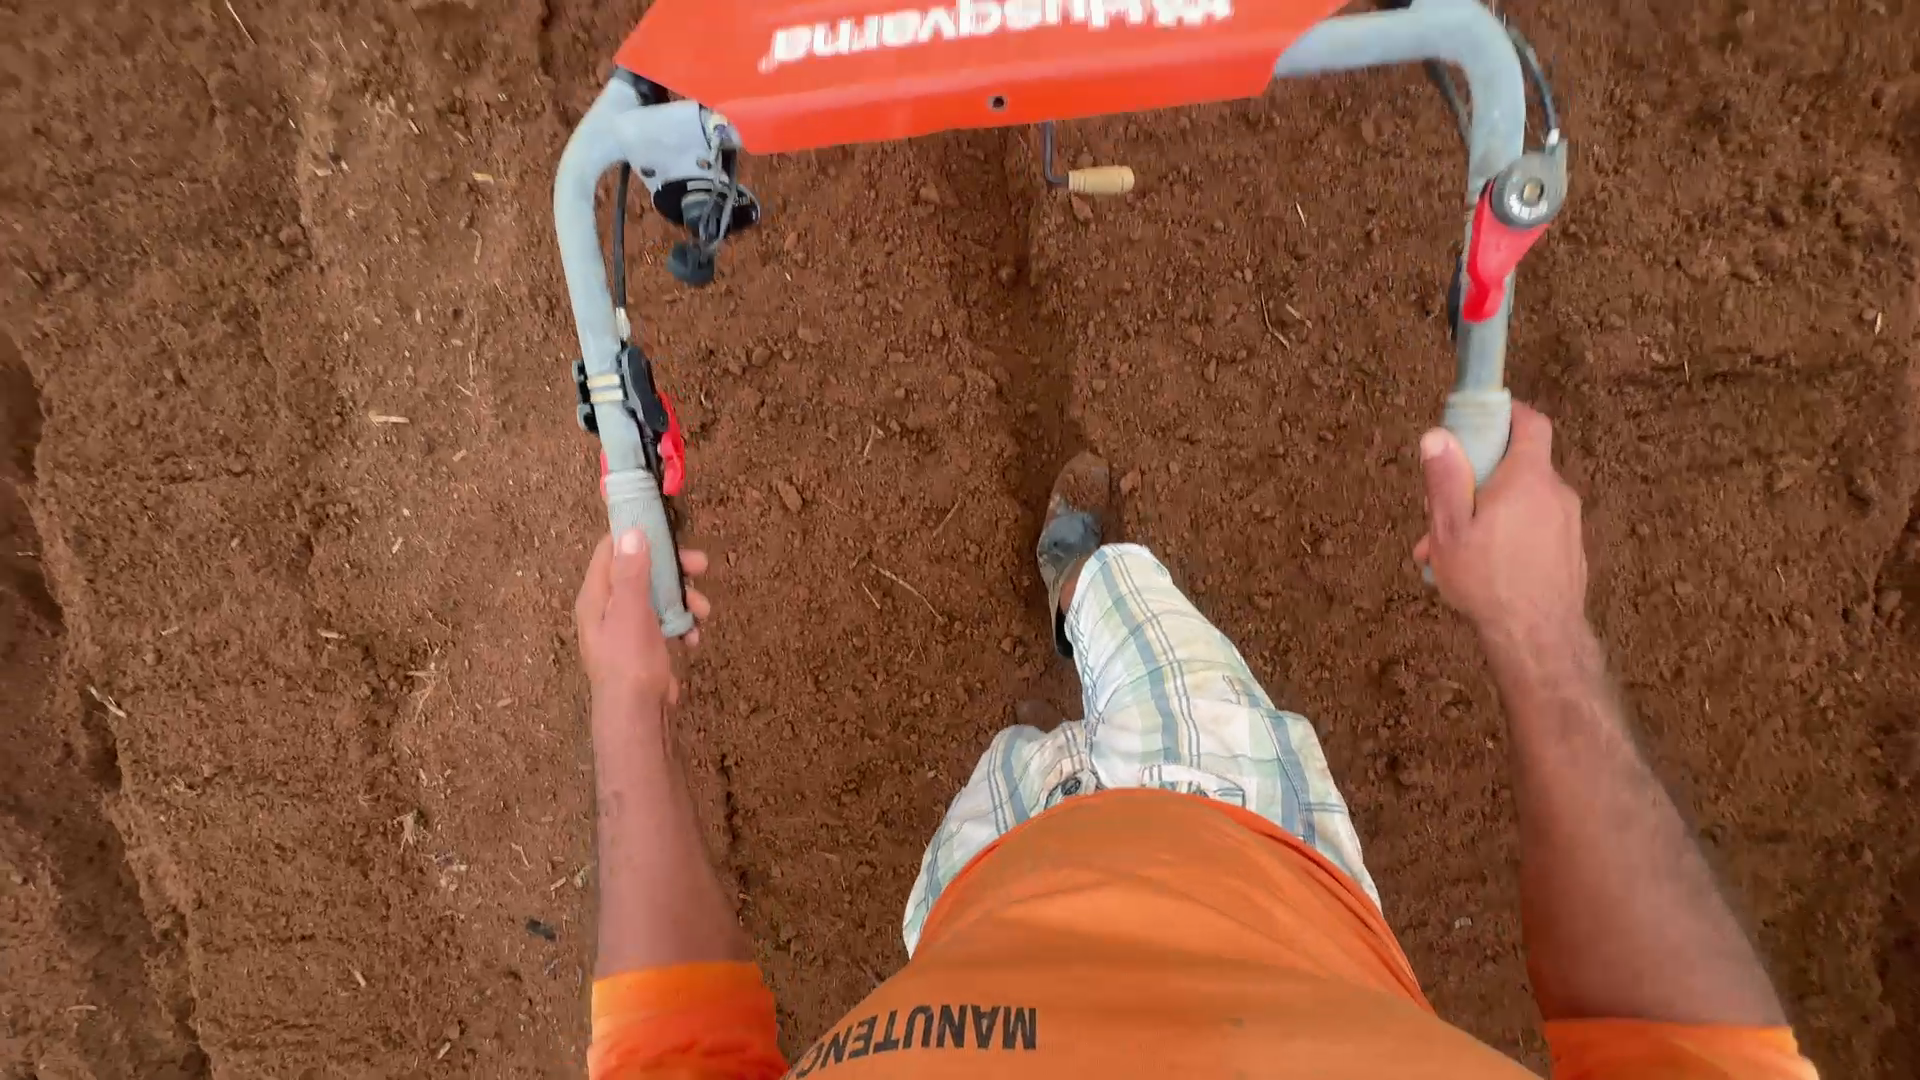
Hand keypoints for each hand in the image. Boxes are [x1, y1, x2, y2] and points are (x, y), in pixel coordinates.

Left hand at [574, 531, 711, 711]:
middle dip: (673, 569)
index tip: (669, 532)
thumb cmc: (629, 662)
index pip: (611, 549)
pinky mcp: (644, 642)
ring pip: (658, 595)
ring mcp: (627, 625)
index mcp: (597, 595)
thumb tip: (631, 532)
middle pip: (642, 570)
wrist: (636, 714)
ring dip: (684, 598)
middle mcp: (608, 606)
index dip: (638, 535)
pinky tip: (692, 636)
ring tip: (703, 611)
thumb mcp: (631, 613)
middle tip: (701, 566)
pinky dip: (682, 622)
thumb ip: (631, 573)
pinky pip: (665, 620)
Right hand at [1415, 403, 1586, 648]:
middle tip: (1437, 512)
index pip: (1531, 425)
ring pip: (1519, 502)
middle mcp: (1555, 493)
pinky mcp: (1569, 547)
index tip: (1480, 417)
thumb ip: (1445, 480)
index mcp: (1527, 480)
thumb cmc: (1486, 578)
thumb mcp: (1449, 528)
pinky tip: (1477, 566)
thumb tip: (1437, 435)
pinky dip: (1504, 533)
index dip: (1508, 414)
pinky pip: (1532, 526)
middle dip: (1474, 481)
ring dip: (1483, 514)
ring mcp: (1567, 522)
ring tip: (1447, 552)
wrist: (1537, 634)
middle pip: (1515, 468)